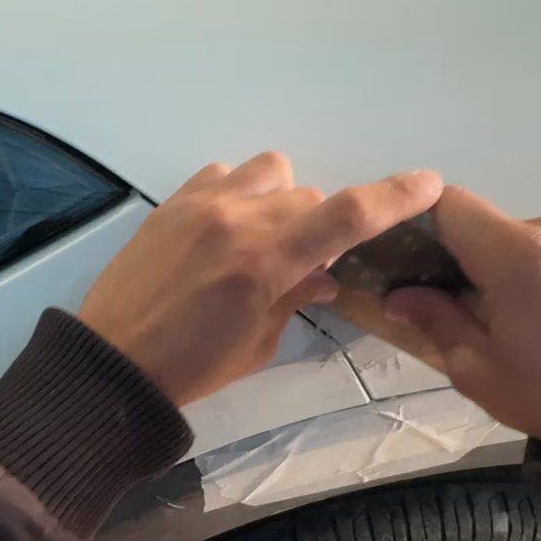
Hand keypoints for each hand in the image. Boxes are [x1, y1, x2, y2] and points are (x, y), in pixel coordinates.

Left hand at [80, 153, 442, 406]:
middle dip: (319, 229)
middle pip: (310, 197)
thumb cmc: (191, 369)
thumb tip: (326, 273)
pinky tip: (222, 228)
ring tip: (261, 238)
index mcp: (267, 262)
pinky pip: (222, 174)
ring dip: (281, 200)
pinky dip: (237, 194)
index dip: (394, 197)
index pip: (347, 216)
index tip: (427, 184)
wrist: (112, 363)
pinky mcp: (171, 204)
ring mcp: (201, 204)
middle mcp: (239, 218)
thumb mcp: (256, 347)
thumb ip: (296, 299)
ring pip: (270, 172)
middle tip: (301, 266)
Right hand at [383, 188, 540, 454]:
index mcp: (518, 257)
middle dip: (479, 260)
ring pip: (536, 234)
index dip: (428, 226)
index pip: (452, 205)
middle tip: (485, 311)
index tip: (423, 261)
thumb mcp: (475, 370)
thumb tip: (397, 295)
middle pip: (495, 225)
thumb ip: (434, 320)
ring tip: (537, 315)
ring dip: (524, 264)